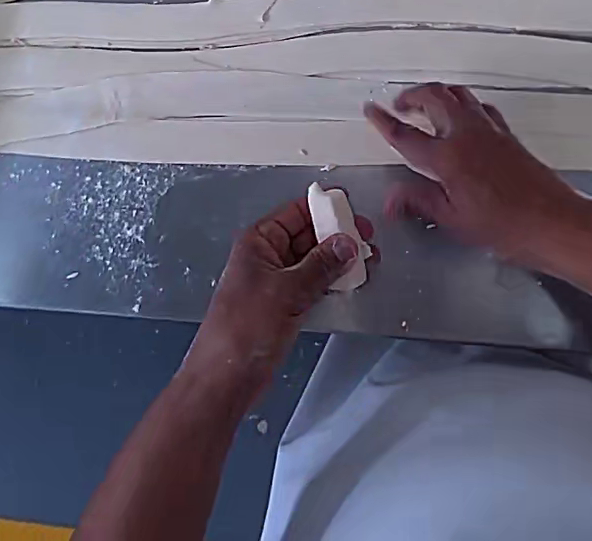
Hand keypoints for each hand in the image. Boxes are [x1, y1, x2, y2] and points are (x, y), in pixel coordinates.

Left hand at [183, 197, 372, 400]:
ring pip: (315, 260)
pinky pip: (315, 283)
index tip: (352, 211)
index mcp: (259, 241)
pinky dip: (333, 281)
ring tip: (368, 261)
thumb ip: (320, 265)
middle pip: (309, 235)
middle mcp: (268, 256)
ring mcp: (278, 281)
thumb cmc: (243, 329)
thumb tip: (348, 243)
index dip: (325, 209)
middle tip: (368, 240)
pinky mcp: (286, 304)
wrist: (224, 382)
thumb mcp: (286, 291)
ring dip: (339, 260)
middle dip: (338, 236)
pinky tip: (353, 282)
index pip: (296, 212)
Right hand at [365, 83, 591, 269]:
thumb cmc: (506, 226)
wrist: (555, 221)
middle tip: (399, 105)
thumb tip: (392, 198)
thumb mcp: (455, 220)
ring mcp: (489, 130)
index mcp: (447, 157)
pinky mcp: (506, 133)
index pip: (406, 134)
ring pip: (457, 94)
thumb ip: (421, 202)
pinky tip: (465, 115)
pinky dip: (464, 104)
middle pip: (433, 97)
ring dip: (437, 93)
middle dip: (411, 95)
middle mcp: (466, 135)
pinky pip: (479, 106)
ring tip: (426, 103)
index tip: (371, 110)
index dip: (384, 121)